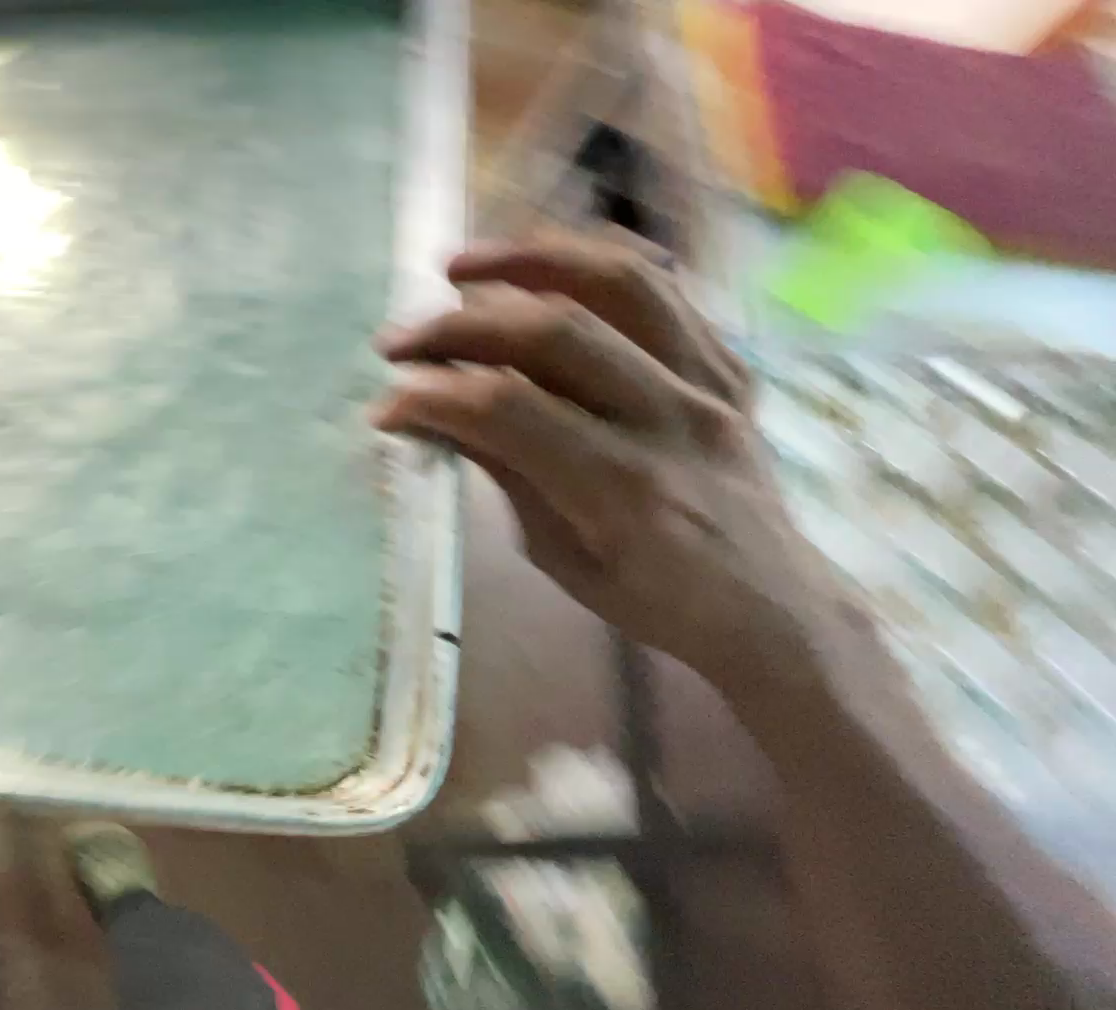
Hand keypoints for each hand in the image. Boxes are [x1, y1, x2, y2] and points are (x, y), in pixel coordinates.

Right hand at [372, 233, 843, 691]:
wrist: (769, 604)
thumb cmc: (648, 599)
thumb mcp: (554, 552)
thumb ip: (502, 469)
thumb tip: (434, 414)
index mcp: (622, 488)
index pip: (506, 411)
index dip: (432, 399)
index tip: (384, 406)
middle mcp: (671, 419)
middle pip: (554, 335)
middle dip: (458, 328)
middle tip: (398, 341)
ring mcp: (710, 381)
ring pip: (619, 281)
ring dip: (527, 261)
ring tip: (460, 267)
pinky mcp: (727, 363)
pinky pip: (661, 289)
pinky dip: (590, 264)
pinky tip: (539, 268)